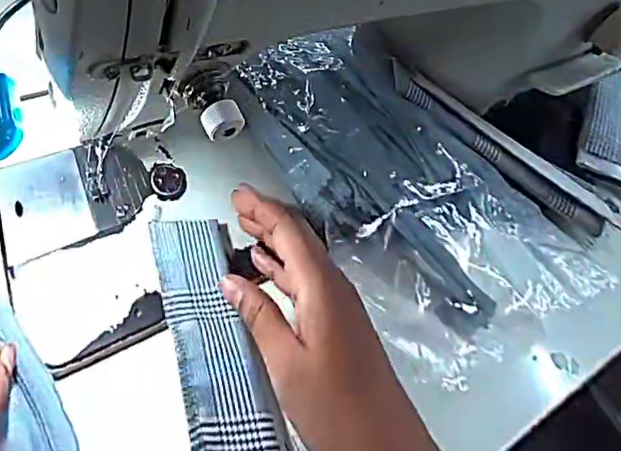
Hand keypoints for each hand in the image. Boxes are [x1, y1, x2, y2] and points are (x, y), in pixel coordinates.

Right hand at [220, 185, 437, 450]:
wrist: (388, 449)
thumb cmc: (343, 412)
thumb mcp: (286, 363)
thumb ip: (258, 316)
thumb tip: (232, 282)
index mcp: (321, 288)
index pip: (288, 230)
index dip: (260, 207)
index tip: (238, 194)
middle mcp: (334, 288)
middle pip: (297, 237)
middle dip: (266, 216)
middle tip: (238, 204)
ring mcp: (340, 305)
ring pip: (302, 256)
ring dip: (273, 239)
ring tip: (247, 229)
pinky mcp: (341, 322)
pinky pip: (308, 278)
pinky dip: (283, 265)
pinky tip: (267, 271)